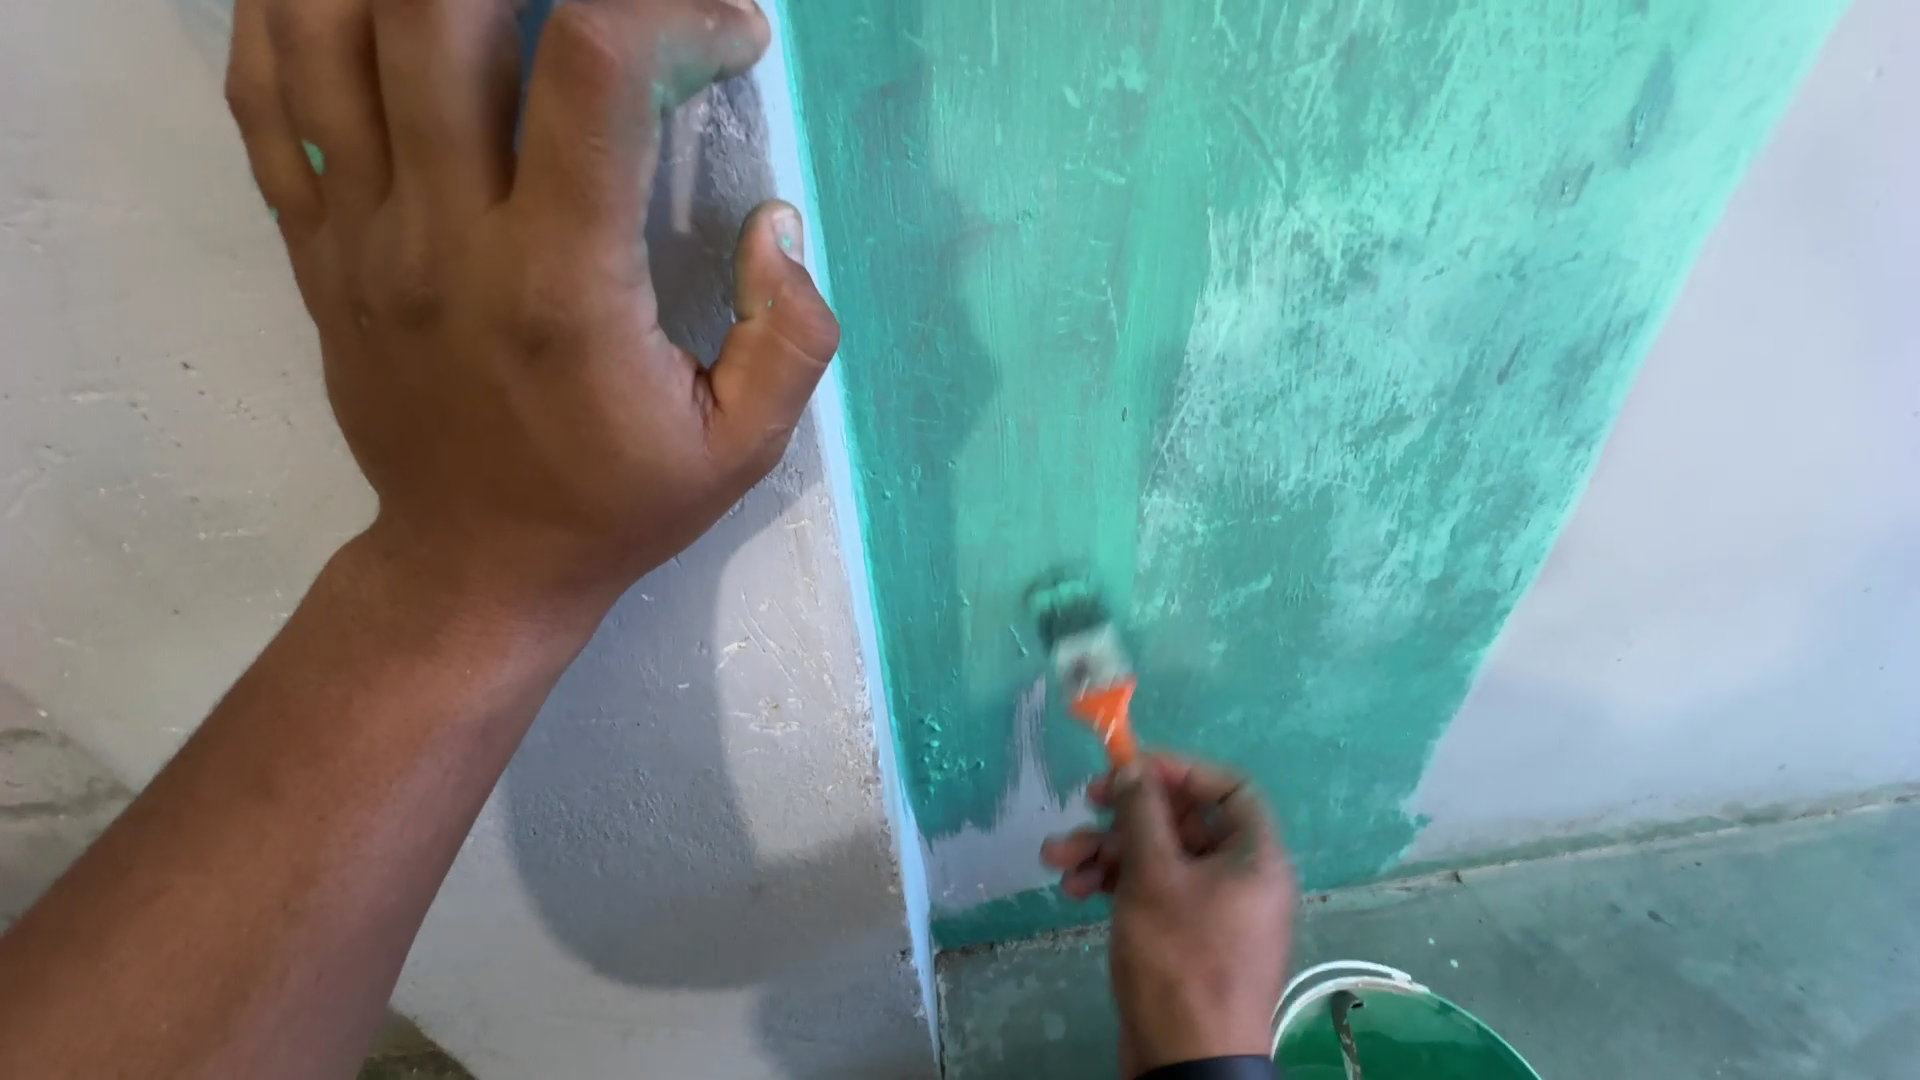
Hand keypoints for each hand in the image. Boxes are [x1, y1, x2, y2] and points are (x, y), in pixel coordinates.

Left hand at [225, 0, 839, 619]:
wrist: (482, 563)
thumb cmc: (622, 504)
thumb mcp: (745, 448)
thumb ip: (790, 339)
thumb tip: (778, 224)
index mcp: (567, 286)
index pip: (598, 74)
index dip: (675, 14)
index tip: (731, 32)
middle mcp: (448, 237)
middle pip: (441, 8)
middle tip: (618, 4)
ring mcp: (361, 236)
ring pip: (330, 24)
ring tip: (506, 3)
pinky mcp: (315, 249)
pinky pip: (264, 89)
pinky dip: (301, 14)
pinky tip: (374, 13)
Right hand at [1042, 756, 1296, 1076]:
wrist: (1185, 1064)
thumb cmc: (1179, 959)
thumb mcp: (1153, 876)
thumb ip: (1140, 813)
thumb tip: (1131, 767)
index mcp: (1254, 858)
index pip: (1229, 788)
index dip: (1181, 770)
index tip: (1134, 767)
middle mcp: (1237, 876)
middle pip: (1181, 821)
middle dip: (1125, 814)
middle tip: (1085, 802)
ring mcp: (1210, 907)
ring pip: (1157, 854)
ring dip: (1106, 849)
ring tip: (1058, 857)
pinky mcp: (1183, 932)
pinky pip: (1150, 887)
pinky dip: (1113, 882)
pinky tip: (1073, 889)